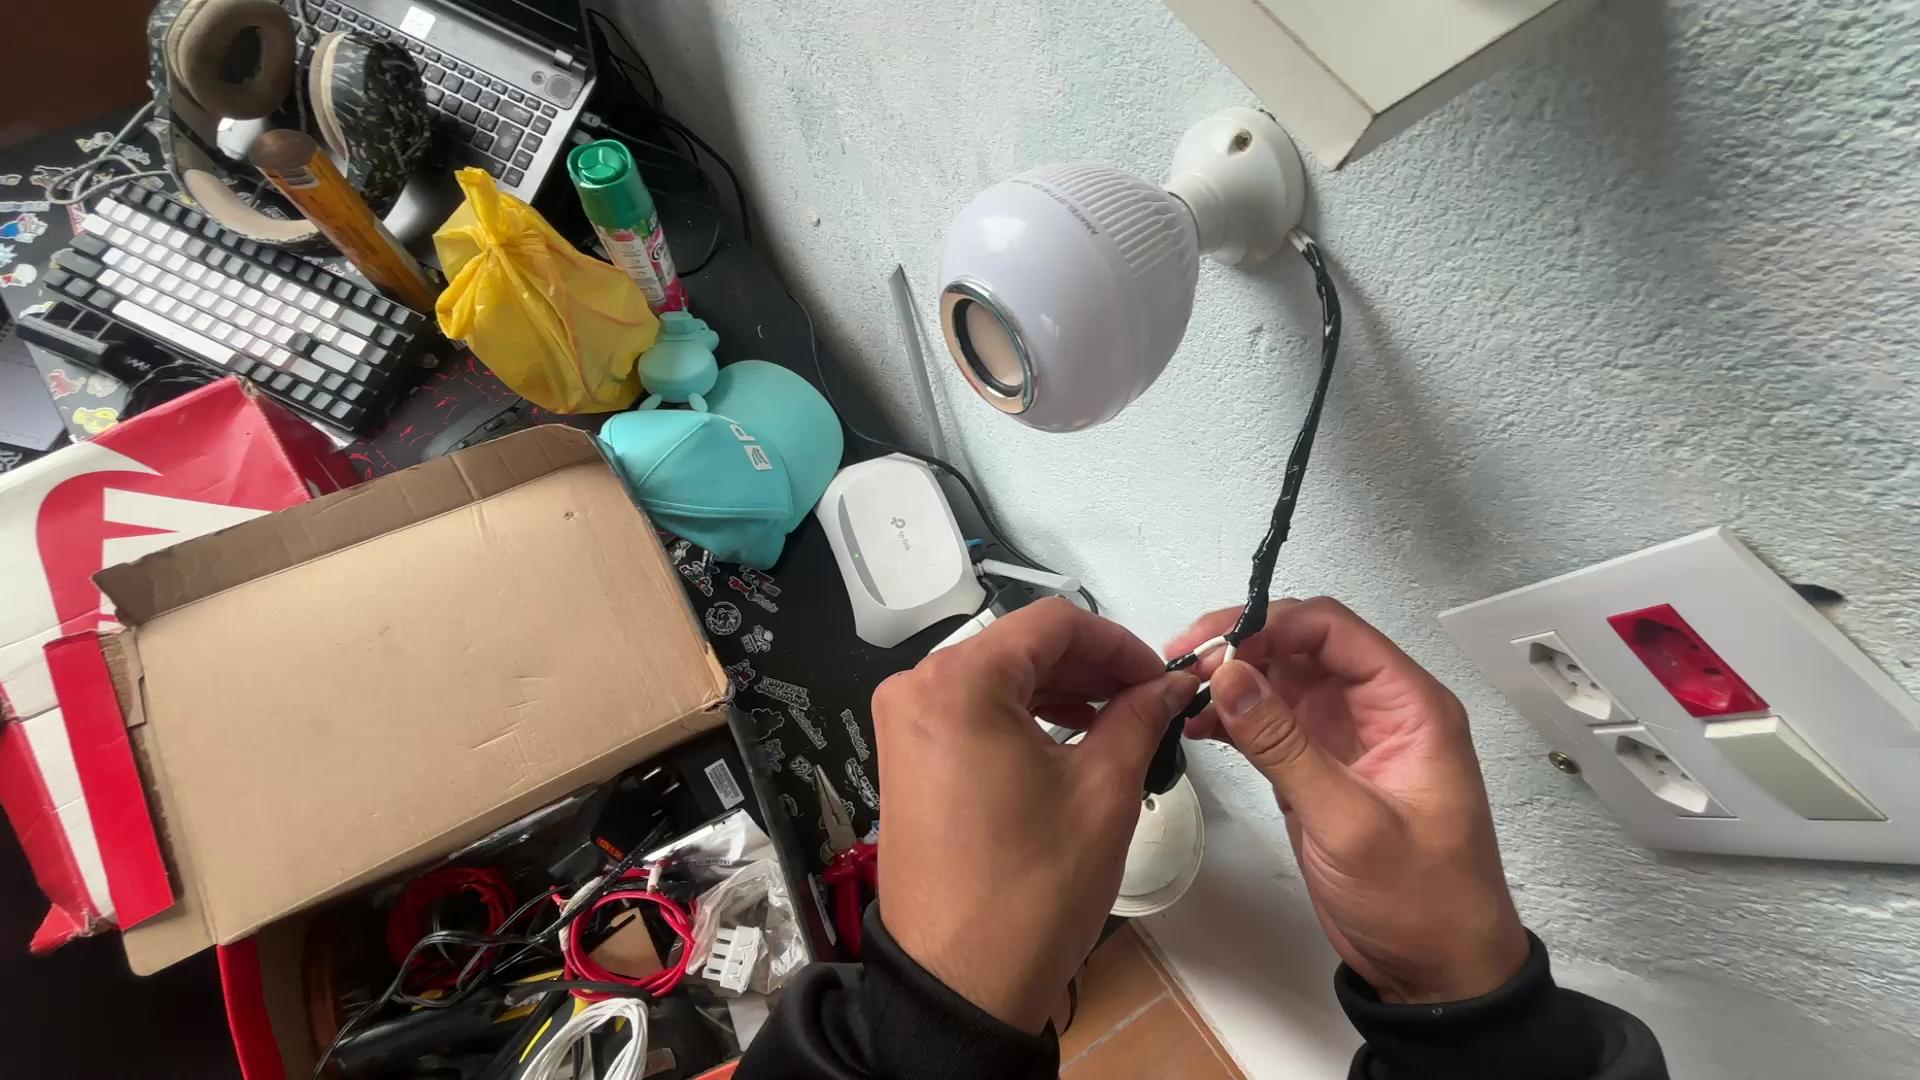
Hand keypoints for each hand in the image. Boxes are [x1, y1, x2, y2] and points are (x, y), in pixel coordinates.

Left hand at [873, 598, 1199, 1032]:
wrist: (958, 984)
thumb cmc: (1029, 892)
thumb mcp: (1102, 791)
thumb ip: (1140, 716)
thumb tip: (1172, 683)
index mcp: (958, 682)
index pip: (1052, 622)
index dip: (1116, 642)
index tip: (1158, 673)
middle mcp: (917, 686)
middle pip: (1021, 645)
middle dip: (1091, 665)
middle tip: (1147, 695)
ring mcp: (904, 718)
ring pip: (998, 675)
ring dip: (1060, 687)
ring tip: (1117, 715)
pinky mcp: (907, 749)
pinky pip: (972, 707)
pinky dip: (1022, 712)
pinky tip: (1068, 731)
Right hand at [1168, 597, 1527, 1003]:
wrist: (1433, 974)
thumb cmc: (1415, 898)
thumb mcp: (1348, 821)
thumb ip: (1283, 744)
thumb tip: (1226, 673)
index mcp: (1404, 702)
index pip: (1330, 628)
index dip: (1269, 624)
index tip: (1213, 648)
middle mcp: (1371, 704)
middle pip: (1296, 642)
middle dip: (1238, 645)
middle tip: (1182, 664)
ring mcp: (1337, 731)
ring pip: (1274, 676)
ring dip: (1227, 679)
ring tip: (1179, 693)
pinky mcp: (1310, 760)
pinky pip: (1263, 718)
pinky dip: (1228, 716)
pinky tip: (1194, 728)